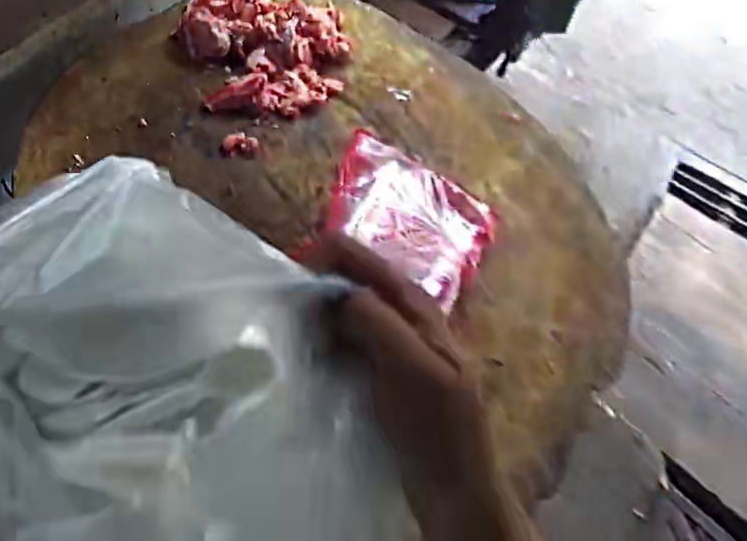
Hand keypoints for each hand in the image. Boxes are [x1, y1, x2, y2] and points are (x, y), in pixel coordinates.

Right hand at [302, 232, 538, 540]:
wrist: (453, 491)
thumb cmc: (437, 426)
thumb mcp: (414, 367)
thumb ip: (378, 320)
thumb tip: (336, 290)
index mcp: (414, 302)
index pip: (363, 258)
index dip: (328, 255)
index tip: (292, 269)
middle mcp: (400, 311)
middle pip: (349, 279)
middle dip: (319, 288)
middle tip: (292, 313)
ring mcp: (389, 339)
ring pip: (343, 308)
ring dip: (318, 316)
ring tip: (297, 336)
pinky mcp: (377, 365)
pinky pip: (343, 337)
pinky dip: (324, 339)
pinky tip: (311, 357)